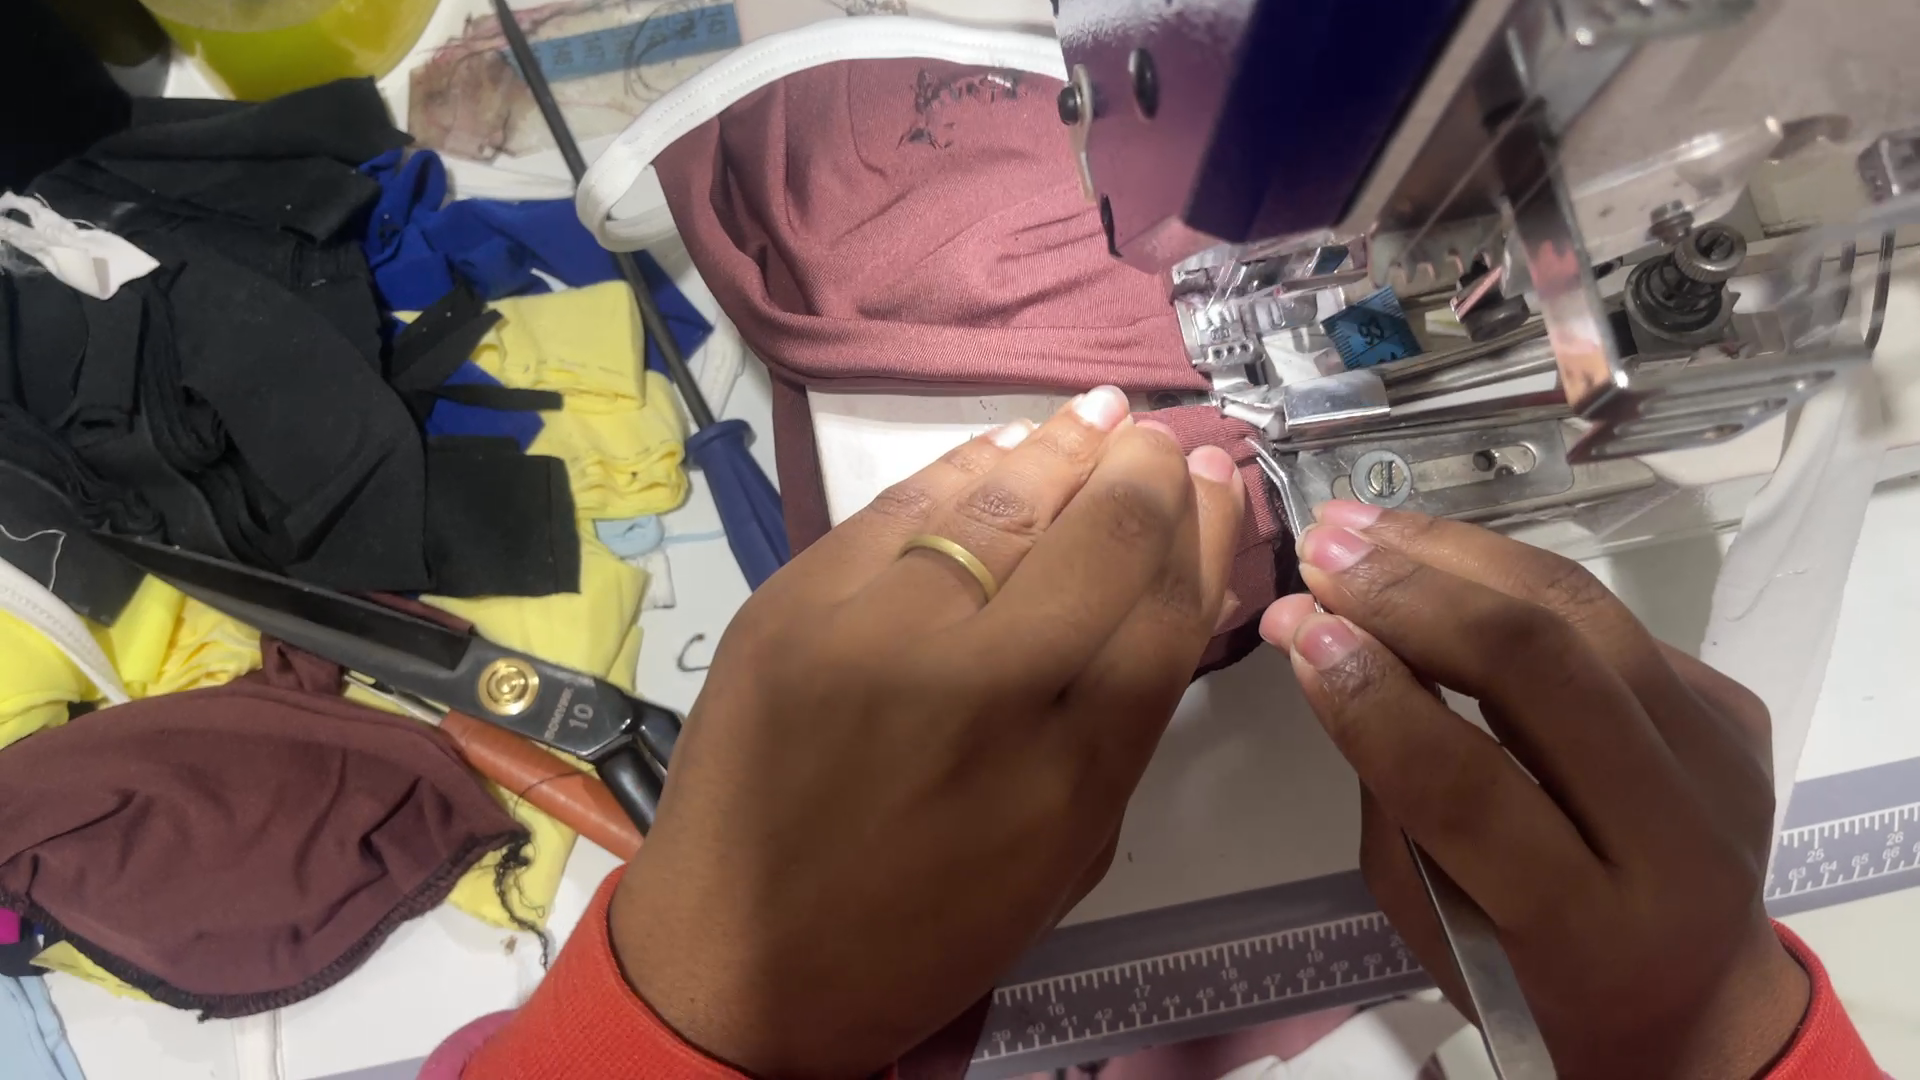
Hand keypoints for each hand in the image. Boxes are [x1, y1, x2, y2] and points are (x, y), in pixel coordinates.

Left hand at [612, 387, 1246, 1078]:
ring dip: (1062, 447)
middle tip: (1157, 436)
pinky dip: (965, 465)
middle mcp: (977, 685)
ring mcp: (873, 632)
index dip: (1198, 529)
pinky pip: (901, 506)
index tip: (1207, 479)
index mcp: (1064, 773)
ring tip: (1099, 416)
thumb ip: (1121, 716)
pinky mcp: (794, 601)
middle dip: (1142, 471)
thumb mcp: (1063, 849)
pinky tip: (1004, 445)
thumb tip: (1165, 585)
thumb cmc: (922, 929)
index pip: (1163, 609)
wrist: (737, 958)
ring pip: (999, 502)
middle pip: (1096, 538)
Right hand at [1259, 501, 1806, 1079]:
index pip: (1462, 783)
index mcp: (1582, 921)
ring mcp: (1718, 753)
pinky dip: (1491, 566)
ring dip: (1447, 550)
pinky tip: (1421, 550)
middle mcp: (1676, 832)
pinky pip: (1594, 608)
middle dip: (1407, 594)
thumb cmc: (1511, 961)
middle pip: (1536, 666)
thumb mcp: (1415, 895)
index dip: (1370, 692)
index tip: (1295, 623)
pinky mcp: (1728, 703)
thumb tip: (1313, 633)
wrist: (1689, 989)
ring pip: (1575, 608)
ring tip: (1353, 522)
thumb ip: (1377, 766)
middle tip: (1318, 549)